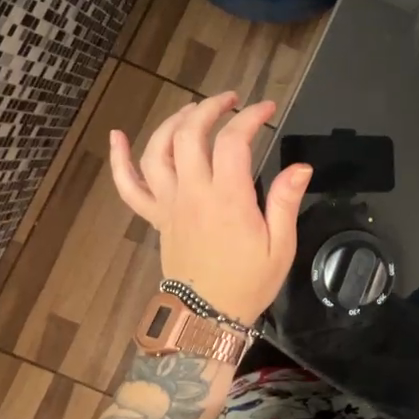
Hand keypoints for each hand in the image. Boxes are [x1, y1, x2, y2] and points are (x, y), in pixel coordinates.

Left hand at [108, 92, 312, 324]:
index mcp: (228, 199)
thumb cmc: (248, 282)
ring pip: (158, 151)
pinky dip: (119, 160)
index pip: (233, 142)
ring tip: (194, 110)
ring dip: (174, 122)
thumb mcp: (281, 246)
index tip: (267, 108)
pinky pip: (129, 186)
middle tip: (232, 101)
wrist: (206, 317)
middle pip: (190, 135)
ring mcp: (169, 203)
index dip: (250, 117)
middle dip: (210, 108)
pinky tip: (116, 136)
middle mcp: (193, 193)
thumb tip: (301, 167)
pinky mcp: (155, 216)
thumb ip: (286, 202)